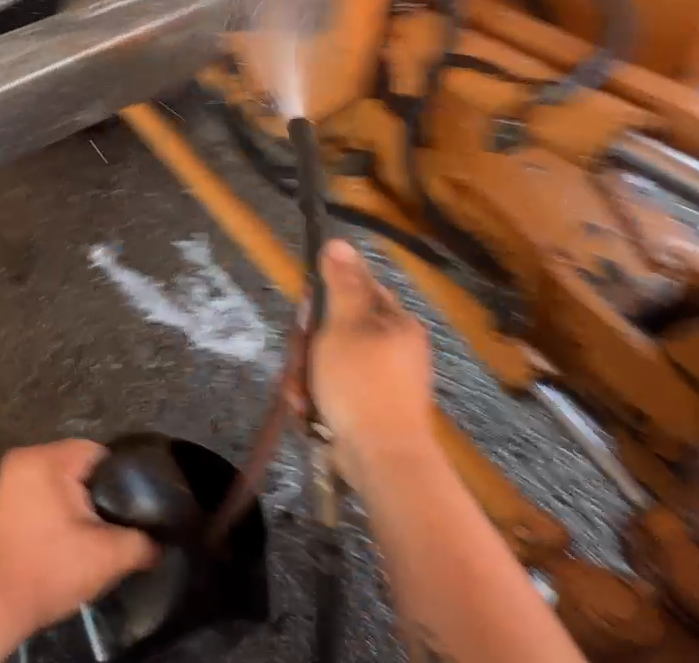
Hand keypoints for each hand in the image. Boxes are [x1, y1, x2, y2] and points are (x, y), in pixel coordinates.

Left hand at [0, 440, 158, 638]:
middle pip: (78, 464)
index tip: (135, 506)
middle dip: (100, 491)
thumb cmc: (51, 570)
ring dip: (79, 501)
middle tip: (119, 521)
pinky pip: (43, 490)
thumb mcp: (108, 556)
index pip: (97, 453)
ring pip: (61, 479)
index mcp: (46, 459)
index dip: (122, 478)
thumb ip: (142, 542)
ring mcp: (10, 476)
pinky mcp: (3, 497)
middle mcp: (24, 457)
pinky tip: (71, 532)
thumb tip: (161, 541)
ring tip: (98, 529)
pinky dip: (58, 506)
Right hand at [309, 240, 436, 474]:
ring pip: (328, 361)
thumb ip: (340, 284)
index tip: (308, 317)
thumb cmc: (361, 383)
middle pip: (336, 328)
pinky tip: (309, 411)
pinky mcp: (370, 408)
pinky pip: (333, 389)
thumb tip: (339, 241)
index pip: (357, 288)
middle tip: (302, 361)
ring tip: (302, 394)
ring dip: (306, 375)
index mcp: (396, 323)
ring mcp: (383, 381)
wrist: (380, 457)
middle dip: (309, 347)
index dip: (325, 298)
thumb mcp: (345, 325)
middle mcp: (394, 348)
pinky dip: (316, 398)